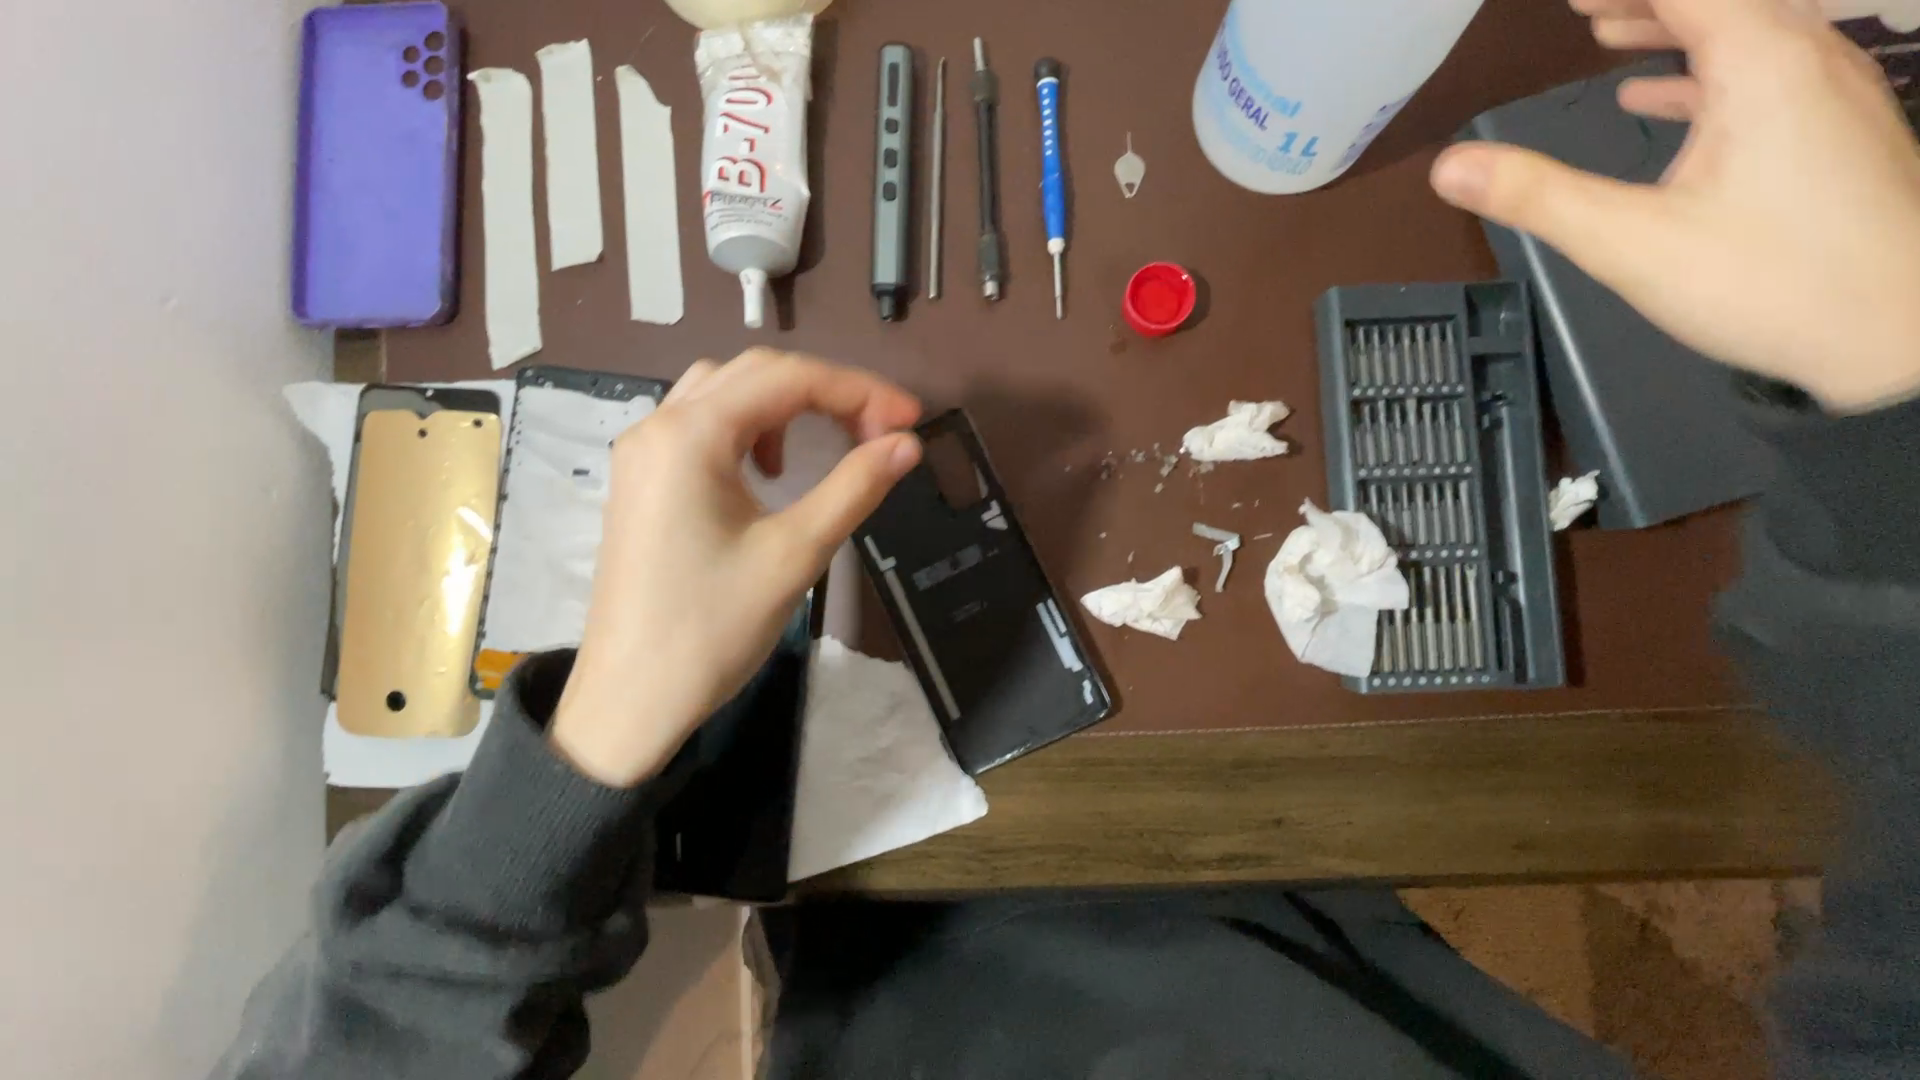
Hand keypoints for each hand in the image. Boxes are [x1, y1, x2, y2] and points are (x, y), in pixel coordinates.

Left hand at [549, 349, 922, 786]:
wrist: (631, 700)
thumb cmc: (711, 629)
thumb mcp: (795, 555)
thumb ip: (855, 487)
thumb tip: (906, 444)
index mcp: (690, 435)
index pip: (788, 380)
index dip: (859, 391)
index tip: (911, 419)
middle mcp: (658, 426)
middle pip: (755, 374)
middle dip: (826, 392)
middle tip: (879, 431)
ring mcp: (643, 453)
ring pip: (724, 394)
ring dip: (785, 406)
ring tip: (826, 445)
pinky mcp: (642, 481)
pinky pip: (700, 426)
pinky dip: (749, 430)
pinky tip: (771, 472)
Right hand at [1430, 0, 1919, 411]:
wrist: (1898, 337)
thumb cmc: (1764, 281)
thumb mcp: (1628, 241)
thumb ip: (1537, 196)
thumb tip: (1447, 166)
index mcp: (1761, 67)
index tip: (1571, 0)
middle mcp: (1808, 62)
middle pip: (1724, 3)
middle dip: (1647, 2)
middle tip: (1583, 9)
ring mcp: (1831, 98)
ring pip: (1749, 34)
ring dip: (1677, 30)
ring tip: (1612, 36)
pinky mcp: (1835, 136)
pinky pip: (1764, 75)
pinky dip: (1704, 73)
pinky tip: (1662, 99)